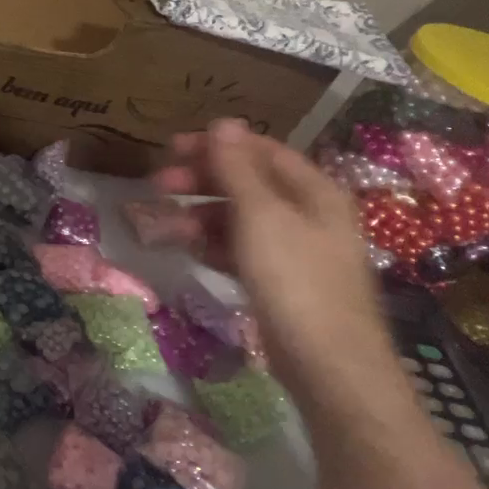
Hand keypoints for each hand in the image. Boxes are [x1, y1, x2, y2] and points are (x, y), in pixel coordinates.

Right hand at [153, 119, 395, 395]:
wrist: (329, 366)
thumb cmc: (295, 280)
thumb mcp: (260, 215)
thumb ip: (238, 168)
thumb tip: (224, 122)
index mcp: (314, 191)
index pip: (261, 151)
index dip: (216, 145)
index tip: (170, 149)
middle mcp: (310, 214)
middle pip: (249, 182)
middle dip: (202, 181)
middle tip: (159, 185)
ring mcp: (298, 250)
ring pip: (240, 218)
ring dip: (202, 216)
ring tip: (169, 230)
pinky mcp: (284, 282)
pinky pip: (243, 250)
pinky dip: (216, 246)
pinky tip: (195, 255)